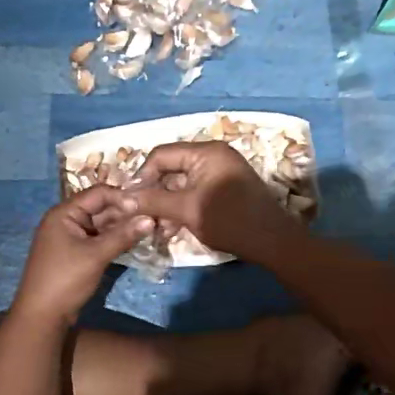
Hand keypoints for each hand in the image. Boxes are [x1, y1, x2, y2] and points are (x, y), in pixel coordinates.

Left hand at [13, 186, 152, 321]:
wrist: (43, 314)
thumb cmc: (65, 279)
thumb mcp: (95, 255)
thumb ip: (123, 235)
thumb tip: (150, 219)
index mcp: (63, 213)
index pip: (98, 193)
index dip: (123, 197)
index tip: (147, 205)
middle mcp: (65, 220)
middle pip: (100, 208)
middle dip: (125, 212)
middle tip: (154, 216)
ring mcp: (70, 238)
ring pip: (101, 225)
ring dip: (122, 227)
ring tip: (150, 228)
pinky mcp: (76, 254)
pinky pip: (98, 239)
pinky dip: (114, 240)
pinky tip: (135, 241)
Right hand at [130, 141, 302, 261]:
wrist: (271, 242)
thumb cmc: (229, 221)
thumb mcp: (186, 210)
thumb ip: (153, 201)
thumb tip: (123, 198)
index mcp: (205, 152)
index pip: (161, 155)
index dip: (142, 176)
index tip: (129, 200)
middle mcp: (212, 156)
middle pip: (170, 168)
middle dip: (152, 192)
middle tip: (138, 214)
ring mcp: (219, 172)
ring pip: (180, 183)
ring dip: (164, 203)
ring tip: (152, 225)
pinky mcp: (222, 188)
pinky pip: (193, 192)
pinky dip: (179, 207)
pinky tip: (168, 227)